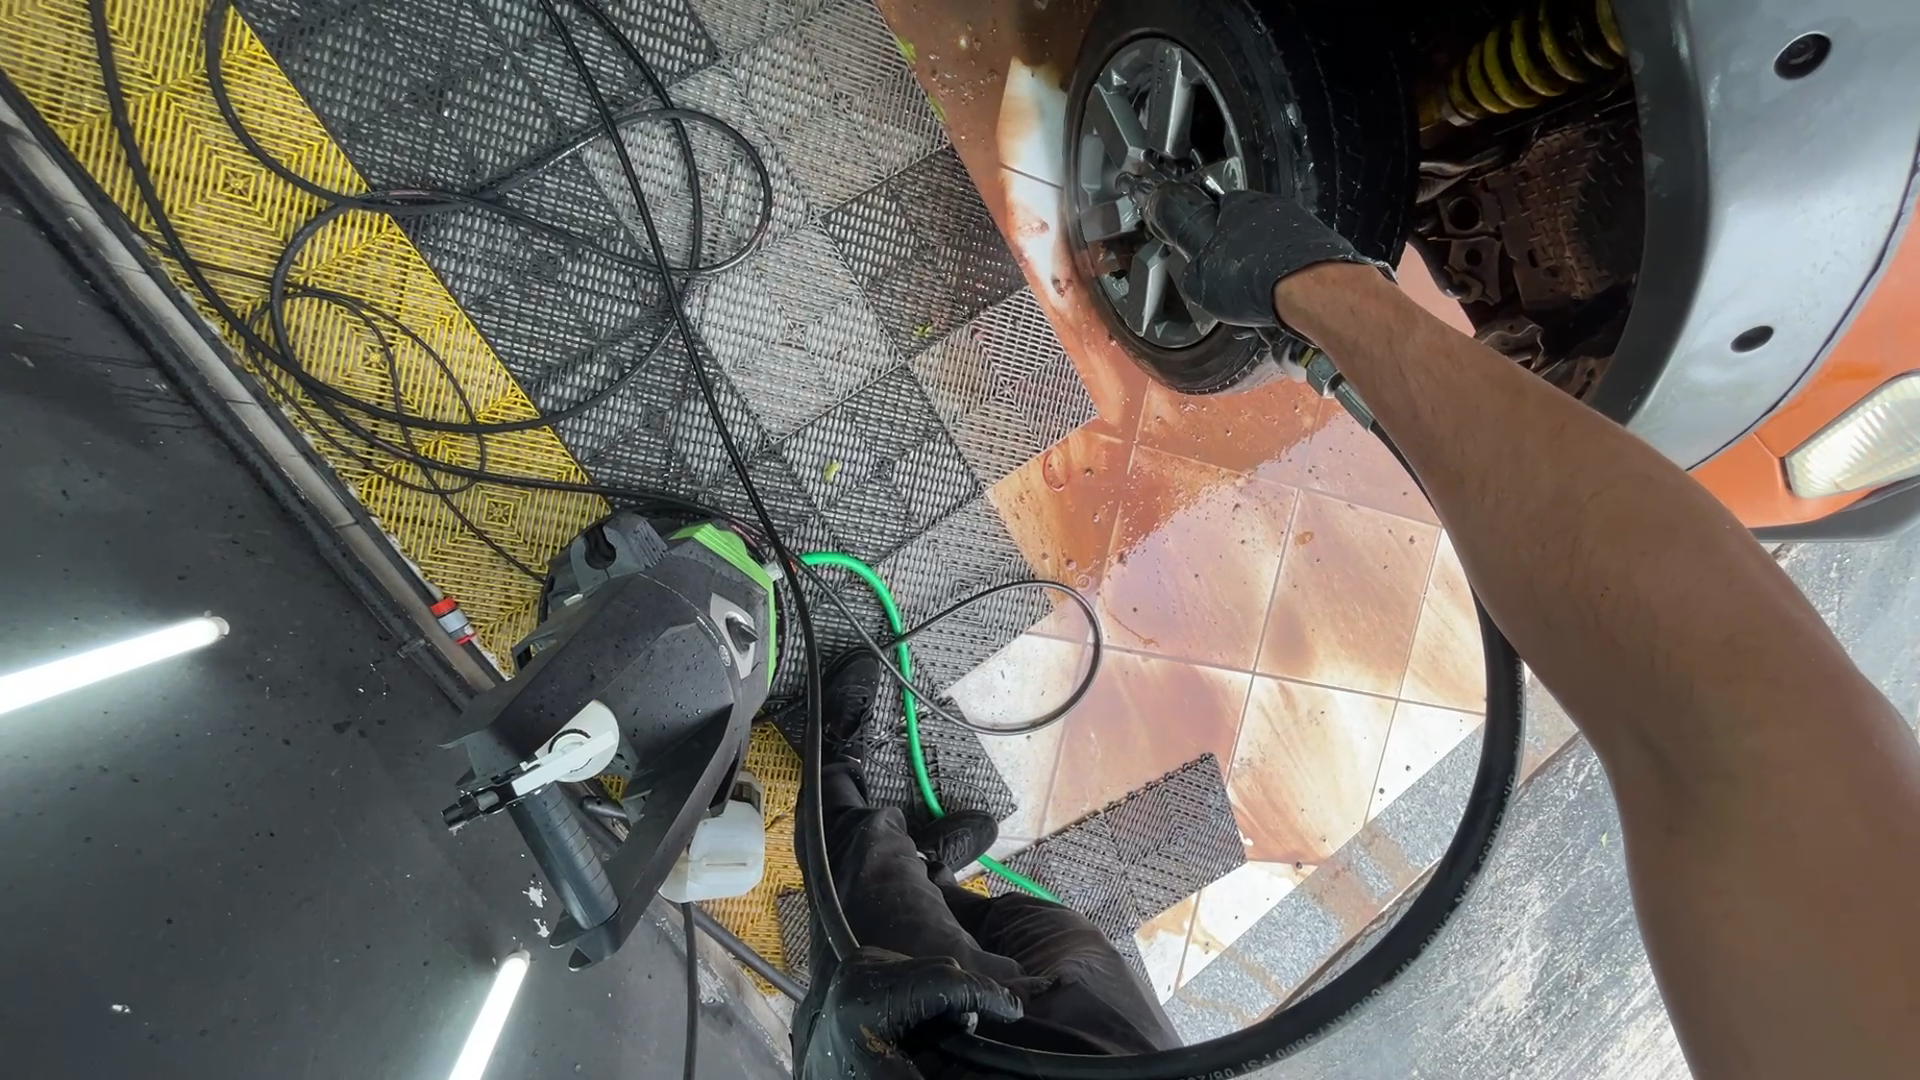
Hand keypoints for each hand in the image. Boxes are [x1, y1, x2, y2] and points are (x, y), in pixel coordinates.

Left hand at [795, 947, 1023, 1079]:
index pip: (942, 980)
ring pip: (926, 969)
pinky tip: (913, 1024)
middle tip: (968, 1032)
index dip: (985, 993)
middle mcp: (860, 972)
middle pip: (938, 971)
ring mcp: (859, 962)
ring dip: (941, 999)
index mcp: (868, 1002)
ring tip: (934, 1034)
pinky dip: (922, 994)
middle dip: (962, 1000)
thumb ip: (958, 1069)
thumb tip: (1001, 1064)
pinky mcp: (860, 961)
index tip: (1014, 1012)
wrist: (818, 1078)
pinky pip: (909, 970)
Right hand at [1142, 183, 1385, 328]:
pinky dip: (1287, 276)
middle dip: (1241, 250)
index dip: (1213, 229)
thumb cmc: (1253, 281)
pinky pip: (1295, 259)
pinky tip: (1278, 297)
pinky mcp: (1321, 245)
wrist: (1304, 292)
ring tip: (1256, 293)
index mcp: (1240, 205)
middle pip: (1250, 226)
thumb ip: (1193, 272)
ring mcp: (1302, 224)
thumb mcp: (1199, 283)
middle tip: (1231, 277)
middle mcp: (1274, 207)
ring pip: (1275, 244)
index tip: (1210, 247)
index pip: (1221, 206)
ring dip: (1266, 264)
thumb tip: (1194, 275)